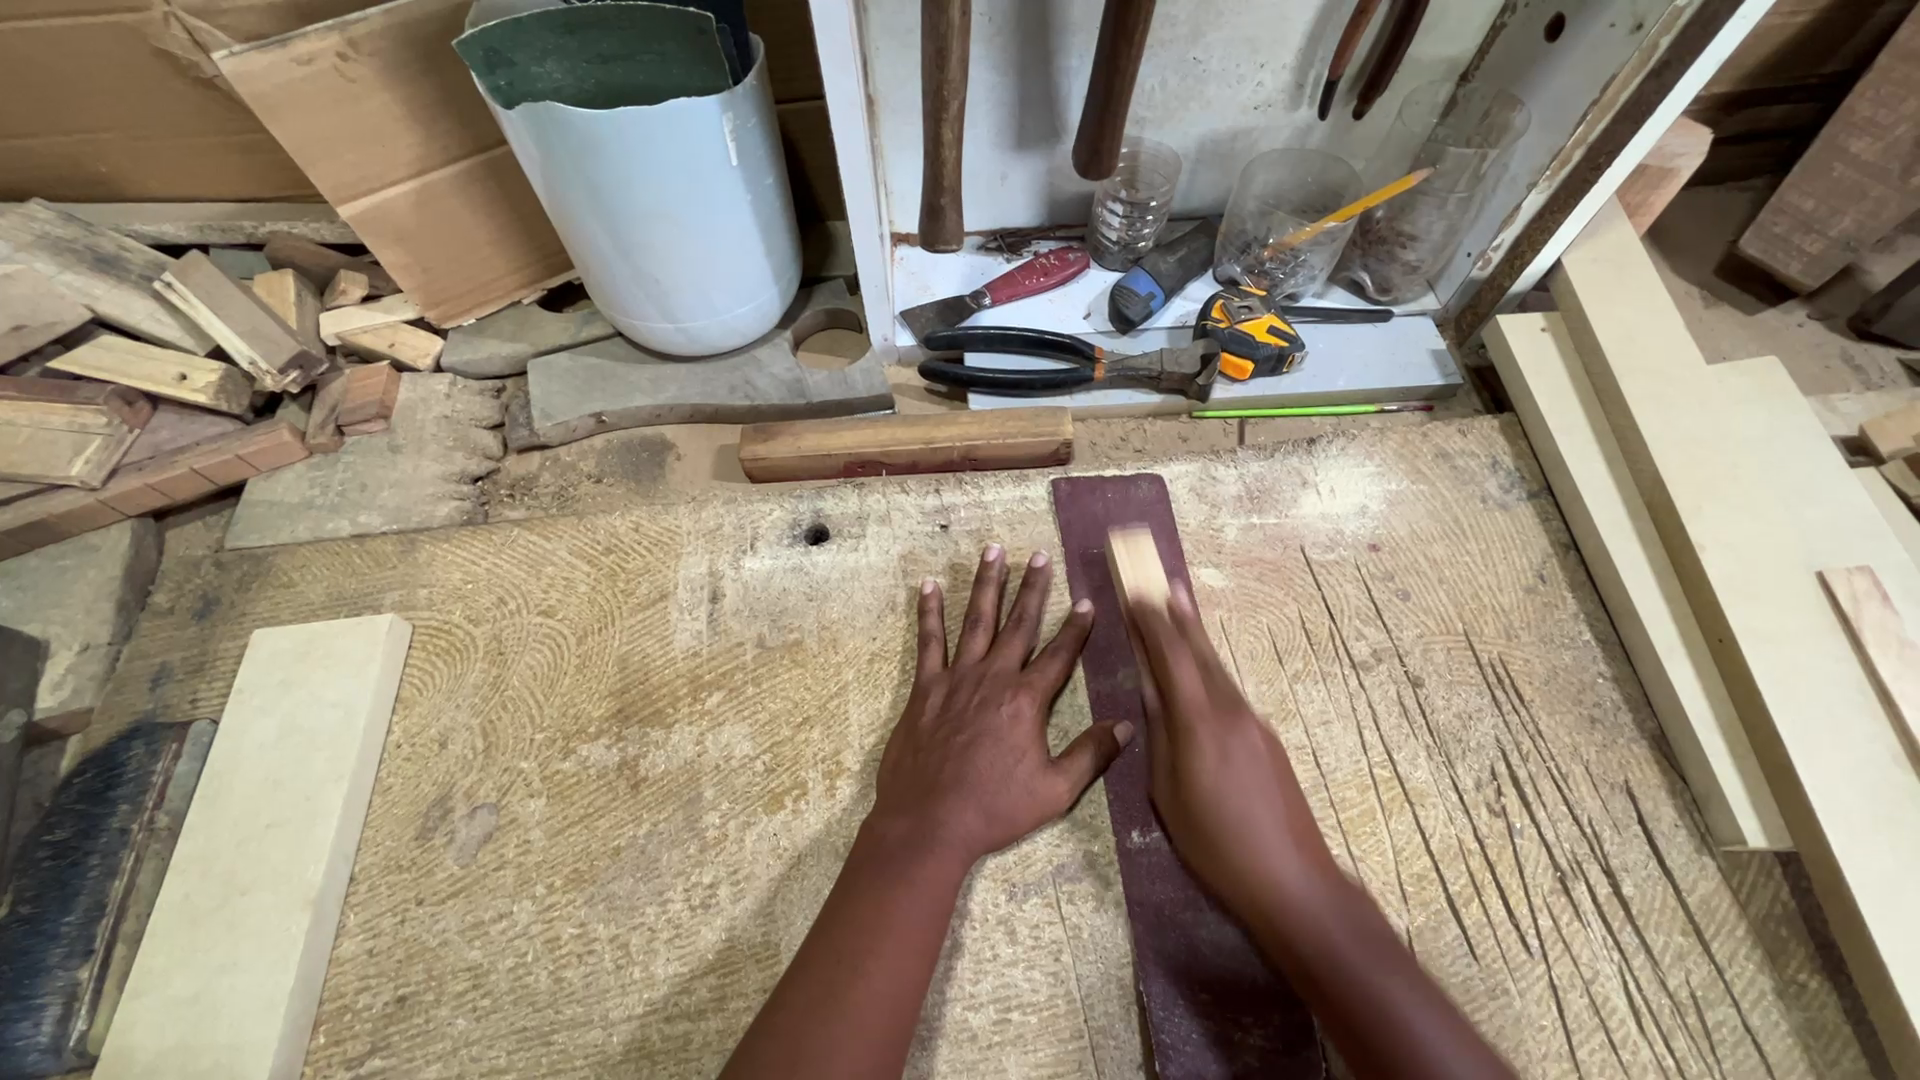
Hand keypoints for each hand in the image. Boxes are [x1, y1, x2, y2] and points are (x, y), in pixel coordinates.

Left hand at [868, 544, 1133, 867]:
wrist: (929, 821)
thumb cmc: (994, 809)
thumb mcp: (1054, 790)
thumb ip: (1091, 754)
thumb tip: (1127, 727)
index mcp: (1027, 701)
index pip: (1059, 654)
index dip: (1075, 627)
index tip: (1085, 600)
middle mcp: (993, 679)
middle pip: (1018, 625)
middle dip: (1032, 589)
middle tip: (1039, 556)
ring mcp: (956, 679)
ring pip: (975, 621)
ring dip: (986, 585)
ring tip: (993, 551)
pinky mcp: (925, 688)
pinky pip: (928, 641)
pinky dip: (929, 612)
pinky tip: (929, 585)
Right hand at [1129, 582, 1339, 921]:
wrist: (1291, 881)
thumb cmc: (1214, 844)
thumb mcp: (1168, 792)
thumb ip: (1160, 735)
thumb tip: (1151, 692)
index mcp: (1200, 722)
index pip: (1171, 657)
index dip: (1153, 623)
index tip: (1137, 595)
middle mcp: (1230, 710)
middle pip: (1201, 653)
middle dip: (1179, 617)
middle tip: (1164, 583)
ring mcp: (1254, 723)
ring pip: (1217, 671)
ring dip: (1196, 640)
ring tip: (1180, 609)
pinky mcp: (1266, 739)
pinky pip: (1229, 693)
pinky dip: (1209, 672)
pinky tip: (1199, 672)